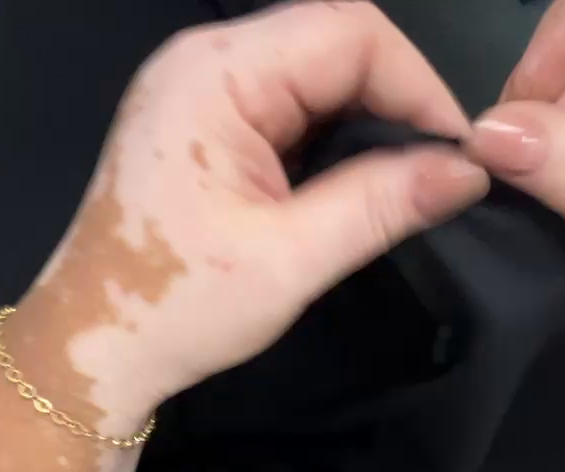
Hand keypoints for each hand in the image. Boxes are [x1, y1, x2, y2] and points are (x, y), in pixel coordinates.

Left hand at [5, 1, 489, 434]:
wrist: (97, 346)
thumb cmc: (180, 308)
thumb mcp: (291, 260)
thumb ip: (380, 206)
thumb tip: (468, 173)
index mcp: (218, 74)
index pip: (349, 33)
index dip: (418, 85)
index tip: (459, 155)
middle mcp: (203, 62)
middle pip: (331, 41)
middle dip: (396, 100)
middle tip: (438, 170)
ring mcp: (196, 91)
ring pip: (310, 74)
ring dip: (365, 119)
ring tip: (403, 178)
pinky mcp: (199, 126)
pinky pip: (282, 106)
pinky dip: (328, 137)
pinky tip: (350, 179)